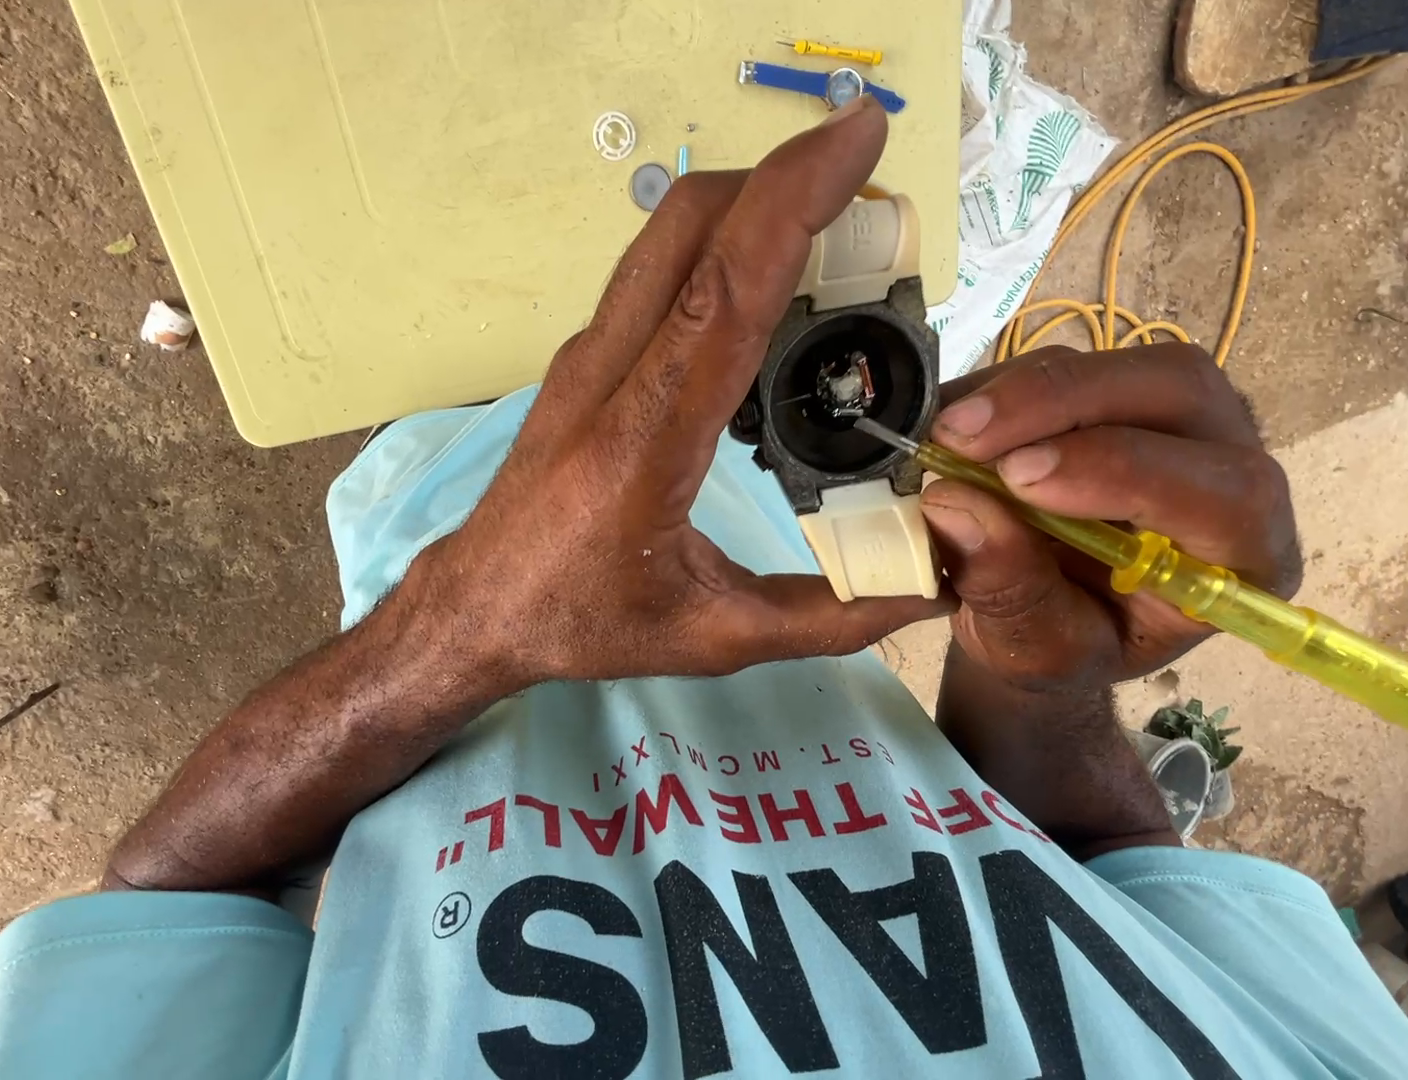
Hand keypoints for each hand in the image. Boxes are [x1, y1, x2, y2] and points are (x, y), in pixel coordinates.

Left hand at [397, 96, 949, 687]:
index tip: (860, 137)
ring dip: (746, 204)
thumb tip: (928, 589)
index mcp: (645, 441)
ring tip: (827, 225)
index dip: (794, 201)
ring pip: (663, 237)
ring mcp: (586, 360)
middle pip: (687, 227)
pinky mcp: (581, 362)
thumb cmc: (583, 622)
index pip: (723, 292)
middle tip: (864, 183)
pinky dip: (714, 245)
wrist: (479, 604)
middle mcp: (608, 376)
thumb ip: (825, 616)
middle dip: (781, 179)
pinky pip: (651, 274)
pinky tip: (761, 283)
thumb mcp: (712, 636)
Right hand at [920, 343, 1301, 697]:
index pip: (1225, 492)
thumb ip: (1009, 592)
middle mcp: (1225, 470)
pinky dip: (997, 388)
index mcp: (1239, 558)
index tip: (1016, 479)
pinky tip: (950, 423)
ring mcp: (1172, 424)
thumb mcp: (1035, 651)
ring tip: (944, 433)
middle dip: (1061, 403)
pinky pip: (1063, 365)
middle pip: (1177, 392)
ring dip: (1021, 391)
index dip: (1123, 469)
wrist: (1042, 616)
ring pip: (1119, 366)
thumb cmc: (1060, 646)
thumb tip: (952, 505)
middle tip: (961, 437)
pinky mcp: (1112, 400)